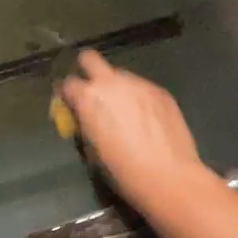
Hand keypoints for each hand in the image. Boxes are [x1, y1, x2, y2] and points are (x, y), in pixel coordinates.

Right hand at [60, 49, 211, 195]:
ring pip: (120, 75)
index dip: (68, 95)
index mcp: (87, 97)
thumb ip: (84, 124)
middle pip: (90, 58)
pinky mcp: (161, 91)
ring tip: (128, 113)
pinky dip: (140, 99)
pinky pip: (142, 88)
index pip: (67, 83)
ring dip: (118, 88)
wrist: (170, 178)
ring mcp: (138, 83)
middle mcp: (110, 82)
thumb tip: (84, 118)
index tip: (71, 105)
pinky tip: (149, 120)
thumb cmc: (123, 170)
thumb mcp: (91, 149)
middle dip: (88, 71)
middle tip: (94, 92)